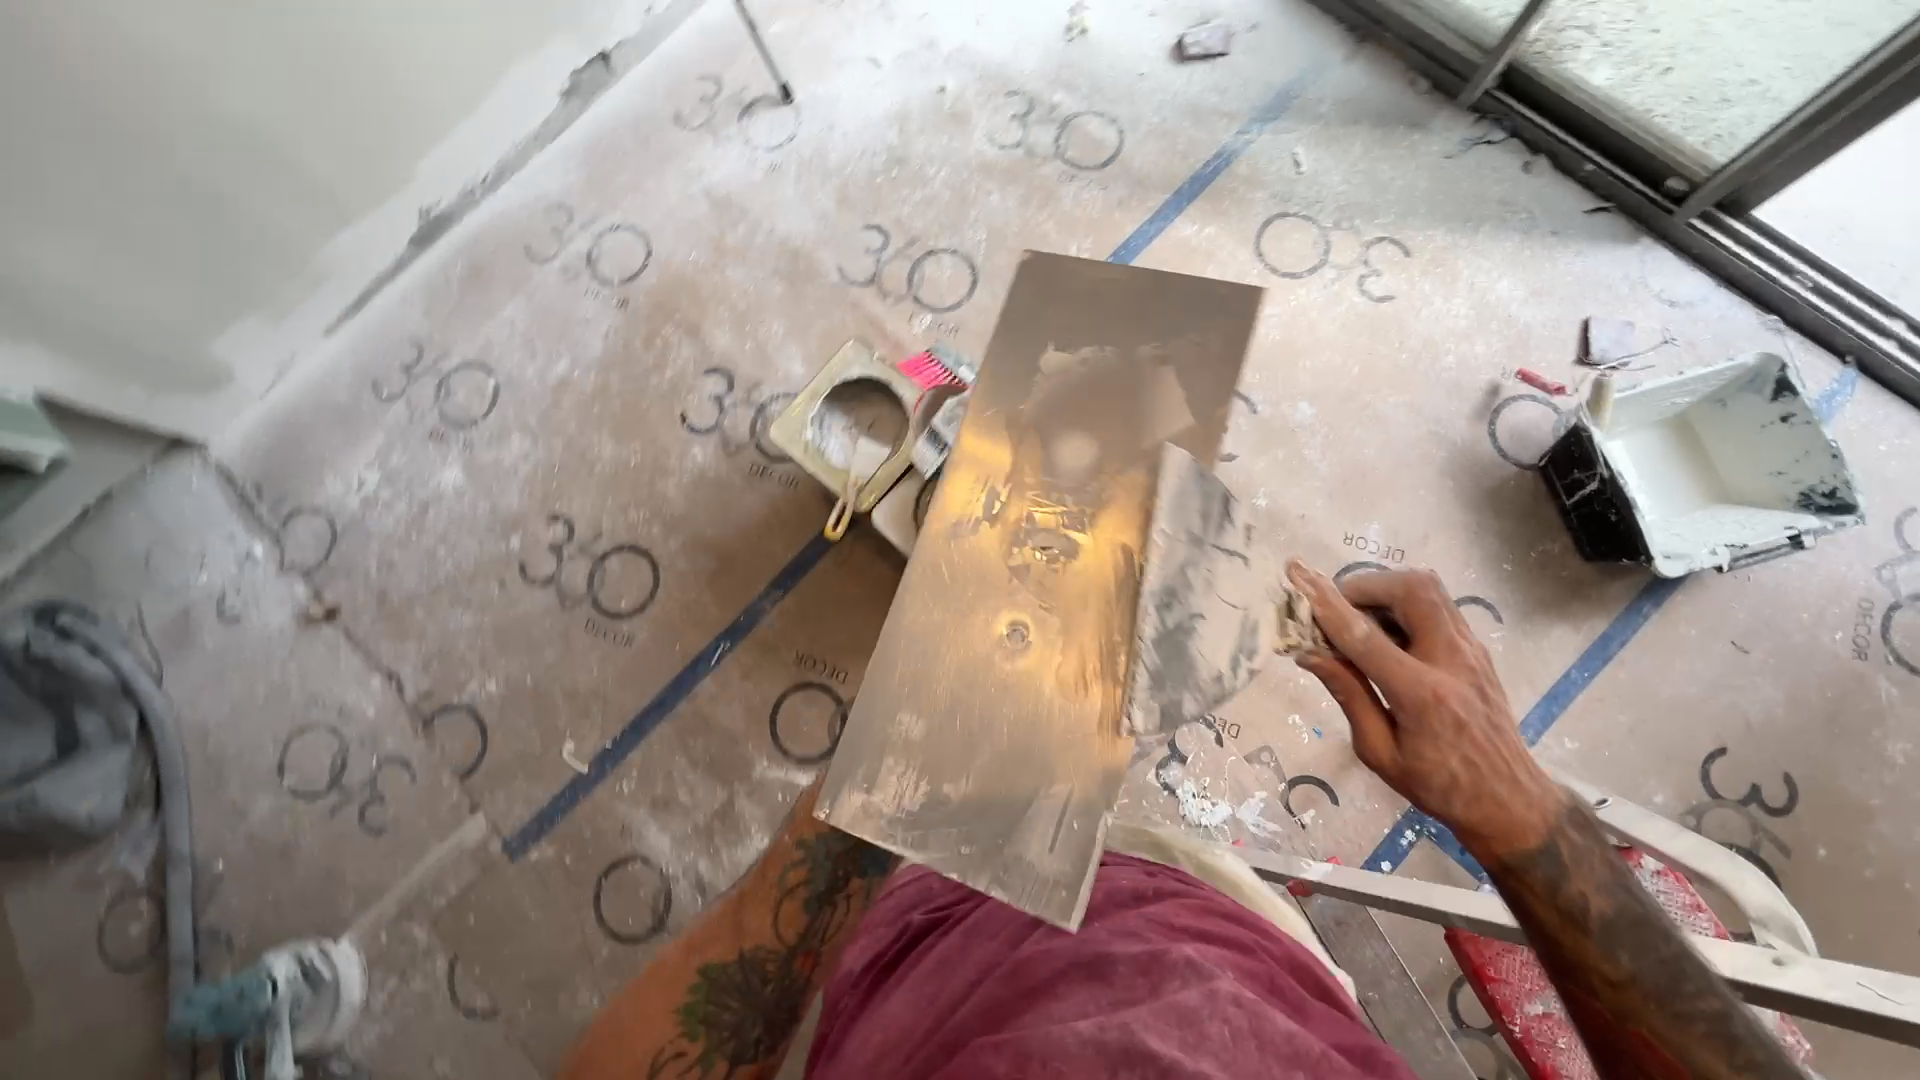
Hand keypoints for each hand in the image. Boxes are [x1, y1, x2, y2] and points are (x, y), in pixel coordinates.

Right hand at [1285, 561, 1565, 859]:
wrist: (1509, 800)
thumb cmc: (1437, 785)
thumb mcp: (1379, 751)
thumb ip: (1348, 695)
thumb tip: (1309, 653)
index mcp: (1422, 695)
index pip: (1366, 636)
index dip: (1328, 606)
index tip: (1298, 581)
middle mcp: (1452, 660)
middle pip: (1412, 589)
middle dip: (1365, 587)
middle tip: (1336, 611)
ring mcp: (1471, 650)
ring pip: (1429, 589)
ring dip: (1385, 592)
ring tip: (1358, 622)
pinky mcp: (1477, 649)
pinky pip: (1438, 606)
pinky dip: (1403, 606)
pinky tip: (1385, 636)